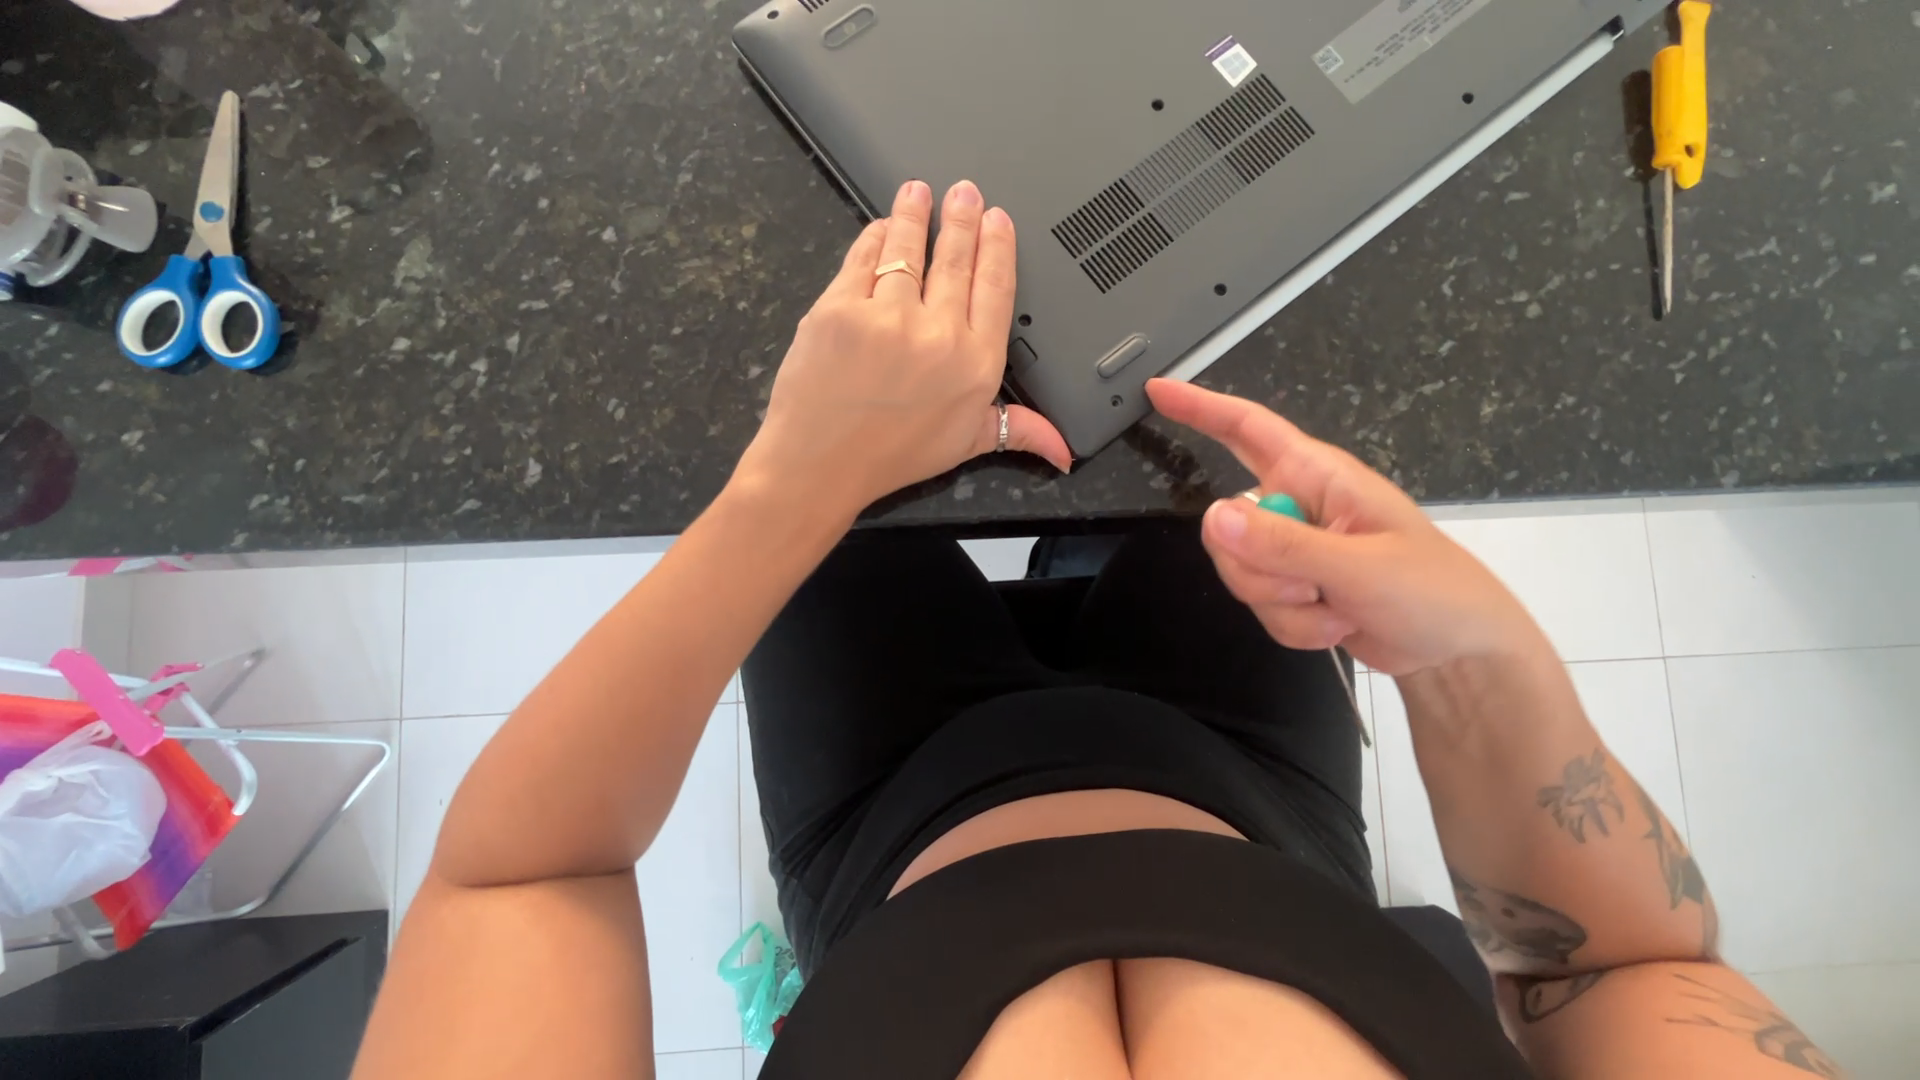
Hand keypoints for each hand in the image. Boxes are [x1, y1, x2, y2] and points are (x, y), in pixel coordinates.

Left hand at [733, 180, 1071, 519]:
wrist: (819, 465)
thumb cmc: (892, 457)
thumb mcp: (966, 445)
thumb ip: (1017, 431)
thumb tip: (1062, 450)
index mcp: (976, 363)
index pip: (995, 288)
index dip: (997, 248)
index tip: (997, 220)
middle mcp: (939, 333)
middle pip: (955, 260)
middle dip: (961, 219)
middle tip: (964, 191)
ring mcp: (888, 316)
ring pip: (908, 250)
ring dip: (914, 214)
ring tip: (918, 191)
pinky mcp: (841, 306)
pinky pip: (862, 259)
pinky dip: (872, 239)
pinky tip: (879, 227)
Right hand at [1146, 378, 1542, 674]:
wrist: (1460, 655)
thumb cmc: (1432, 592)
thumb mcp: (1361, 565)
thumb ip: (1283, 543)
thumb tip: (1213, 517)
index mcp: (1317, 477)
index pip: (1246, 429)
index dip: (1200, 407)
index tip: (1158, 390)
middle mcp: (1295, 508)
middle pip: (1225, 524)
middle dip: (1256, 568)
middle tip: (1309, 587)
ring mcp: (1292, 552)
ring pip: (1239, 571)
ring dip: (1281, 605)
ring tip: (1336, 609)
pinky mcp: (1292, 590)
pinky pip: (1257, 606)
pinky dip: (1294, 628)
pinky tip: (1337, 626)